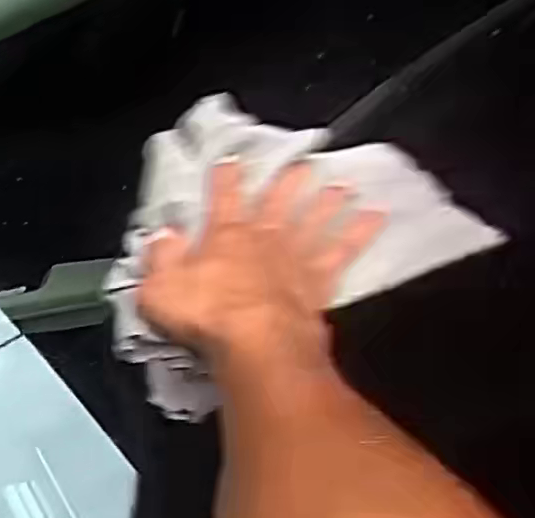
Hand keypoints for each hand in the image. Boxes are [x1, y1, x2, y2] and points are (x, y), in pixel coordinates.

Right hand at [137, 159, 384, 378]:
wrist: (254, 339)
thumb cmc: (201, 313)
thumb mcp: (159, 288)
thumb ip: (161, 259)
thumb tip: (161, 236)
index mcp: (223, 238)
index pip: (222, 201)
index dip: (225, 180)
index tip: (230, 160)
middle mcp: (264, 239)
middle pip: (278, 203)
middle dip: (288, 182)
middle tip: (303, 164)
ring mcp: (296, 258)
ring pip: (315, 221)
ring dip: (327, 203)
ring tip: (340, 188)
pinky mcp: (319, 281)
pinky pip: (344, 251)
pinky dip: (360, 233)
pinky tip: (374, 217)